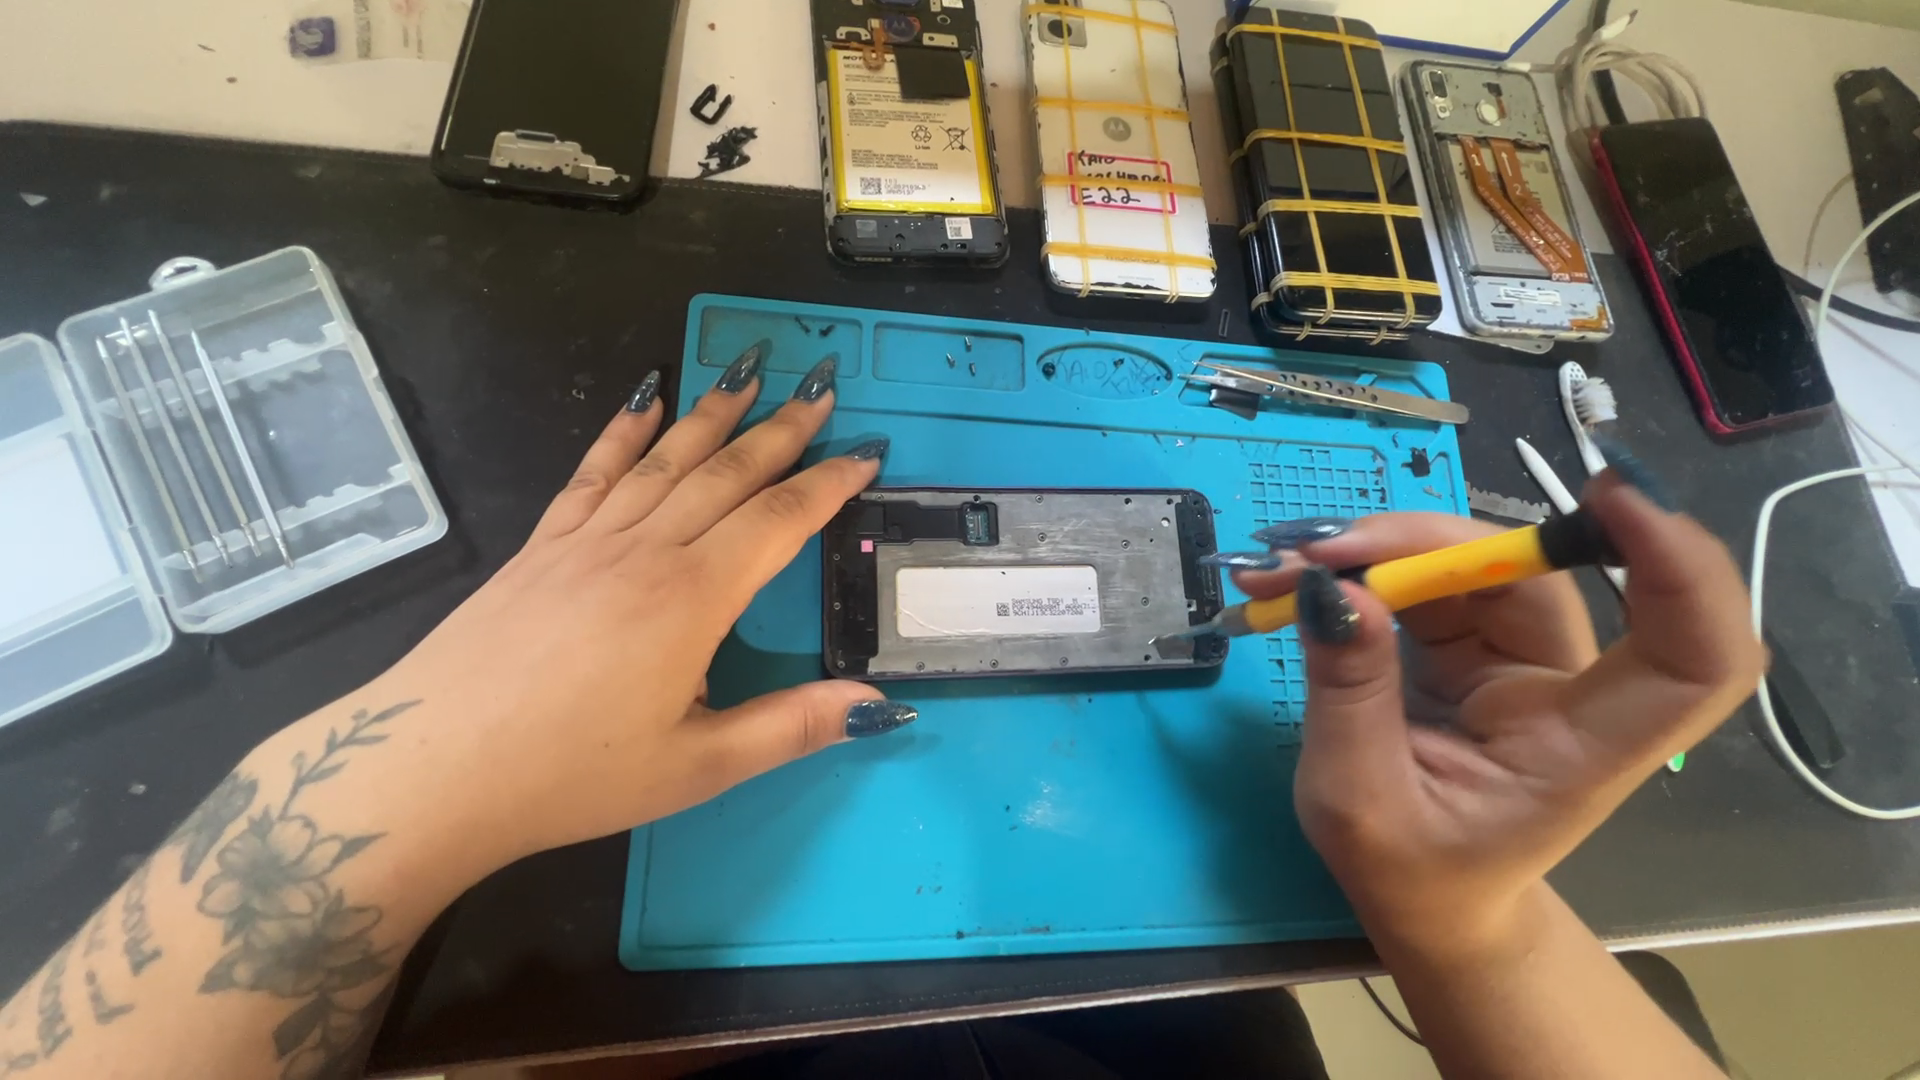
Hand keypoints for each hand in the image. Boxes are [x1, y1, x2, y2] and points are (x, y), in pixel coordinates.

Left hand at [359, 355, 909, 873]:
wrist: (429, 772)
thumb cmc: (573, 775)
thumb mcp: (699, 767)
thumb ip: (792, 727)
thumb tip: (879, 708)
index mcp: (694, 597)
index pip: (779, 520)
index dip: (829, 483)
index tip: (865, 453)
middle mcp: (646, 550)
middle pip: (730, 472)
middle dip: (783, 429)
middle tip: (821, 389)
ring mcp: (589, 539)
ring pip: (667, 459)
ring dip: (714, 413)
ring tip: (750, 373)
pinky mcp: (544, 545)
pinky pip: (593, 471)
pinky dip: (624, 431)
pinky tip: (645, 399)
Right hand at [1237, 476, 1764, 954]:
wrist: (1421, 898)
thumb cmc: (1406, 870)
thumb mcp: (1357, 793)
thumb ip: (1350, 692)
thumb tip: (1331, 589)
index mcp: (1576, 747)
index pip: (1686, 657)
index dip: (1675, 569)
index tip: (1609, 493)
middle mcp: (1559, 689)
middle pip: (1531, 580)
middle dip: (1423, 543)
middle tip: (1318, 550)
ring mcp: (1510, 664)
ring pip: (1468, 571)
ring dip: (1376, 552)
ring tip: (1284, 565)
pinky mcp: (1463, 652)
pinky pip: (1422, 589)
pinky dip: (1359, 574)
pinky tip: (1298, 577)